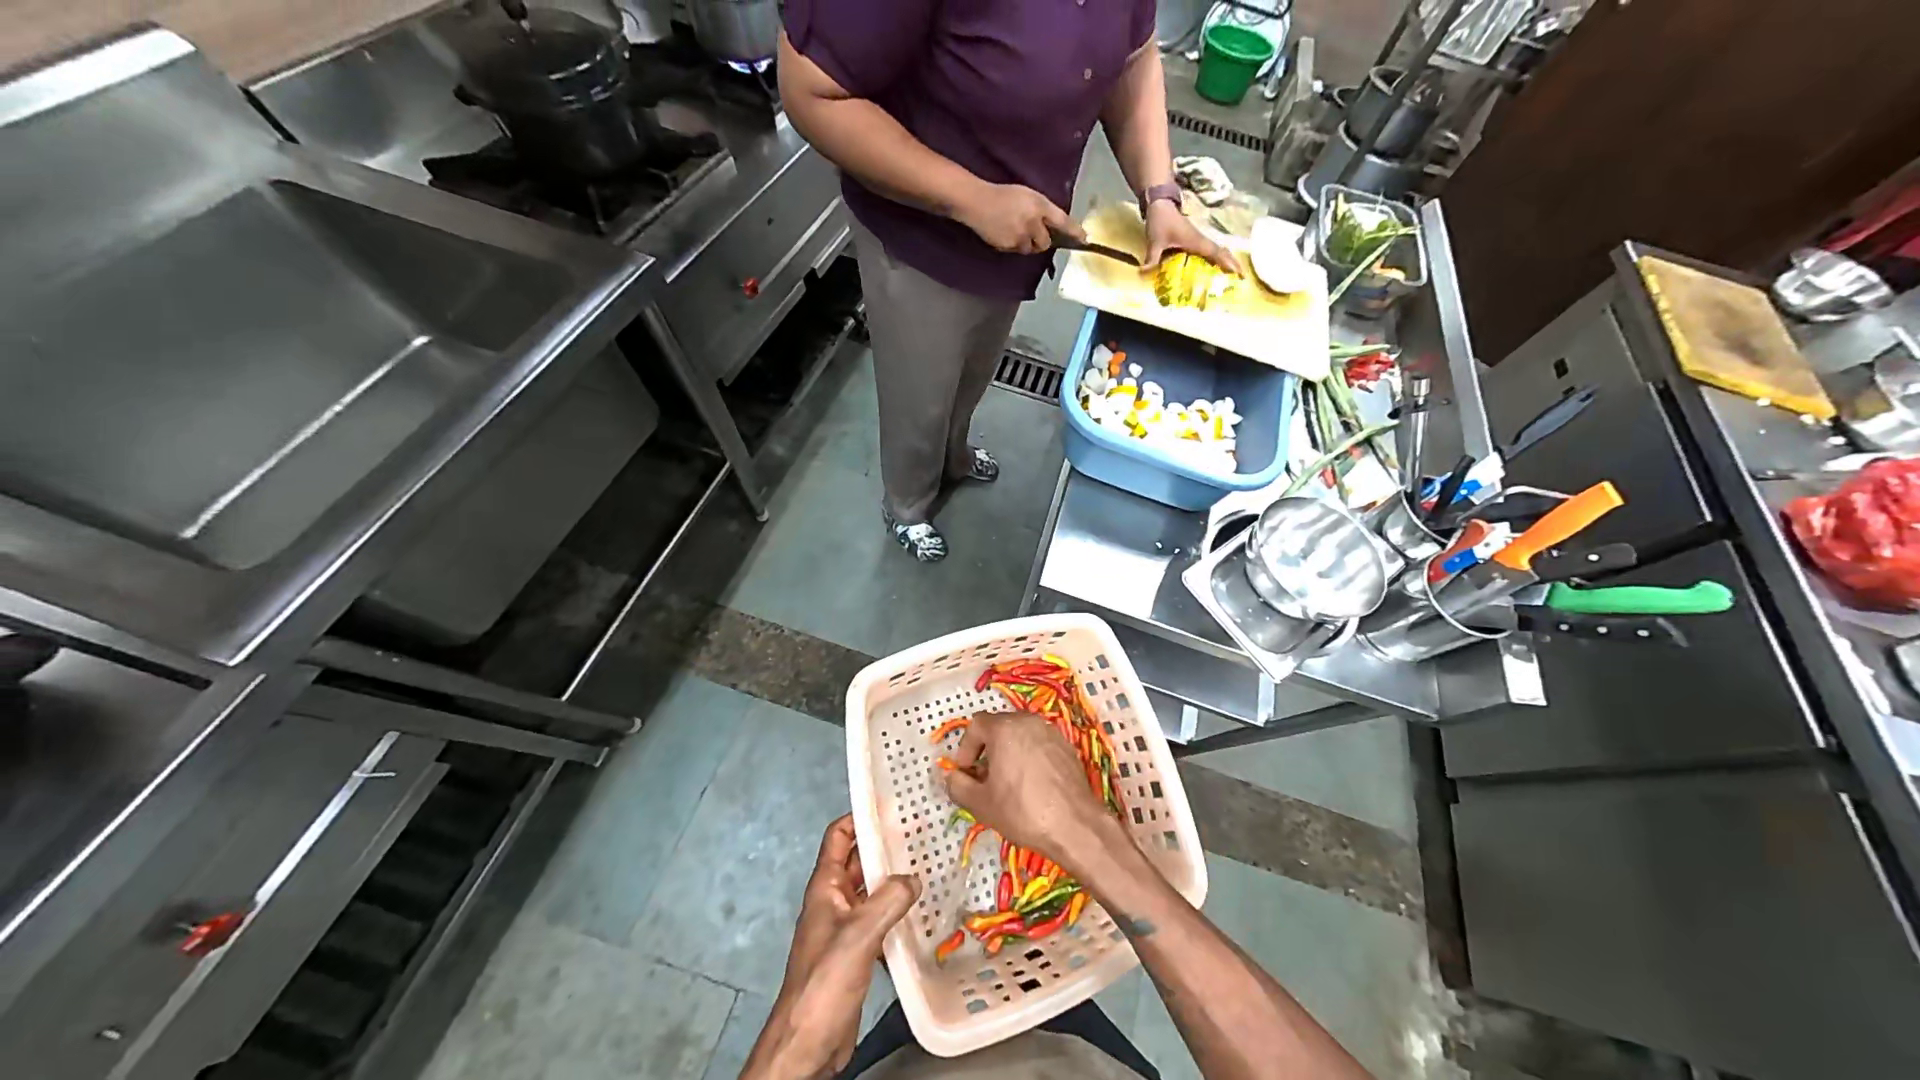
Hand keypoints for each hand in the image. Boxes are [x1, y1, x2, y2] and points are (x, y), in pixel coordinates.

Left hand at [743, 816, 918, 1079]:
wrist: (809, 1039)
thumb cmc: (824, 981)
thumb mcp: (859, 933)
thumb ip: (889, 900)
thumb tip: (914, 878)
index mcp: (824, 887)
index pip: (839, 836)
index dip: (860, 816)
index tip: (889, 804)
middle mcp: (833, 901)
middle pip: (858, 860)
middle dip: (884, 845)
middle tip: (920, 831)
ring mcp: (844, 926)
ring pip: (871, 890)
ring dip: (893, 877)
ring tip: (927, 864)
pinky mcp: (856, 950)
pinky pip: (879, 918)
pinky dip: (896, 909)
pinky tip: (921, 910)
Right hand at [941, 711, 1123, 876]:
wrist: (1075, 826)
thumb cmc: (1022, 811)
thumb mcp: (980, 803)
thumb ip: (957, 785)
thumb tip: (951, 776)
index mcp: (1005, 728)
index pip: (976, 725)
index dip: (966, 748)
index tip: (966, 772)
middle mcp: (1028, 722)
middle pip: (999, 727)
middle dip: (986, 750)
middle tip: (983, 779)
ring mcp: (1051, 733)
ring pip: (1020, 736)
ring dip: (1008, 753)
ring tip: (1006, 784)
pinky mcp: (1067, 748)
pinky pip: (1039, 745)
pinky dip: (1029, 758)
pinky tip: (1030, 786)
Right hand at [954, 182, 1080, 254]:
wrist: (977, 202)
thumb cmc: (1002, 194)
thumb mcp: (1026, 195)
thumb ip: (1040, 209)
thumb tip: (1051, 225)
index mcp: (1039, 205)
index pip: (1062, 221)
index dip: (1074, 231)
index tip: (1084, 239)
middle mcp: (1033, 222)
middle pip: (1045, 242)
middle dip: (1041, 240)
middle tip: (1032, 233)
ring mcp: (1020, 236)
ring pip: (1030, 249)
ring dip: (1027, 244)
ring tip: (1014, 231)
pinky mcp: (1008, 246)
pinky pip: (1016, 250)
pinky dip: (1013, 245)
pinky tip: (1004, 234)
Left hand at [1144, 199, 1242, 273]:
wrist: (1161, 204)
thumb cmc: (1161, 220)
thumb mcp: (1155, 241)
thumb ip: (1152, 258)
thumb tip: (1144, 273)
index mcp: (1196, 241)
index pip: (1216, 253)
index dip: (1228, 263)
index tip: (1240, 274)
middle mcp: (1201, 241)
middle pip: (1221, 253)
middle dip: (1232, 264)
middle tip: (1241, 278)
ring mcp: (1198, 240)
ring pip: (1216, 251)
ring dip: (1225, 261)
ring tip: (1232, 276)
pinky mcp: (1194, 240)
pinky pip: (1208, 251)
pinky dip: (1214, 259)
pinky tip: (1214, 268)